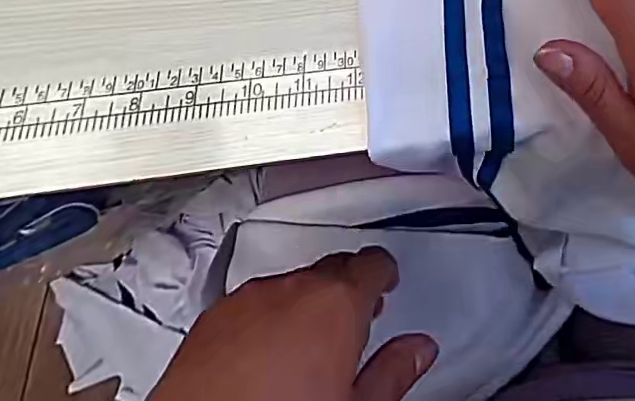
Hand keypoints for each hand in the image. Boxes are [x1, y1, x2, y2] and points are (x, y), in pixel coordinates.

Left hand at [148, 246, 437, 400]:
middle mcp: (294, 288)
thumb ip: (392, 371)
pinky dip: (266, 318)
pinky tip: (266, 356)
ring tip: (310, 345)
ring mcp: (251, 297)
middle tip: (358, 314)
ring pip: (290, 284)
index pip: (372, 264)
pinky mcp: (216, 314)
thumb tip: (417, 350)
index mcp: (337, 303)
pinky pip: (253, 301)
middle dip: (347, 287)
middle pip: (332, 269)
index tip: (385, 281)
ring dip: (304, 303)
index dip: (383, 271)